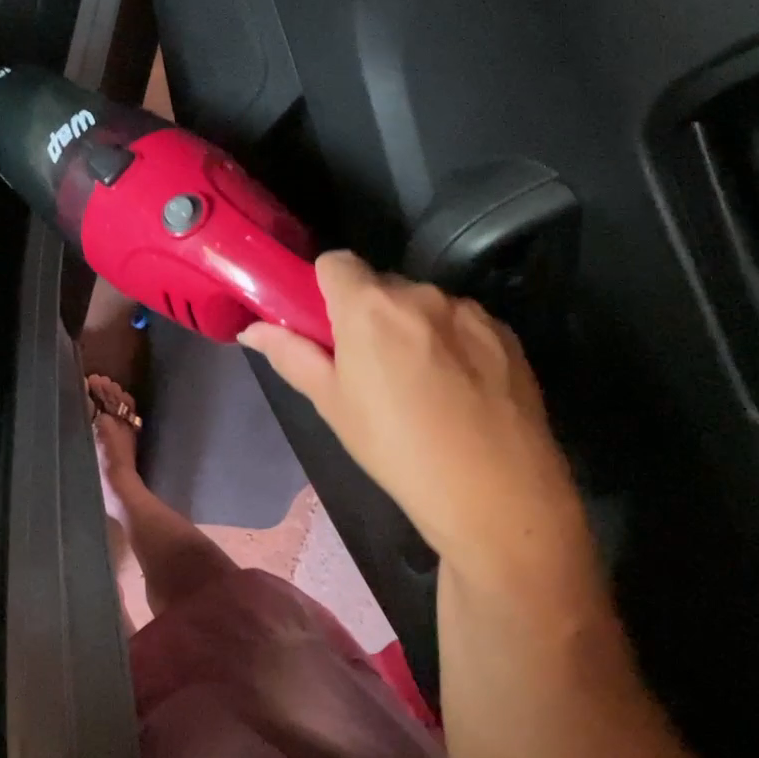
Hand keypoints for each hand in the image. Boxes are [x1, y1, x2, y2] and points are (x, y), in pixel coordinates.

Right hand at [239, 251, 592, 589]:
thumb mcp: (331, 405)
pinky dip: (451, 341)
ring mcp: (470, 311)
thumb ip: (291, 356)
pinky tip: (458, 390)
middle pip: (381, 283)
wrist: (498, 496)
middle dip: (369, 312)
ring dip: (412, 326)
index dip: (325, 287)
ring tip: (419, 383)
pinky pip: (463, 322)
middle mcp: (420, 294)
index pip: (336, 261)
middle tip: (368, 364)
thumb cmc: (396, 450)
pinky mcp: (506, 334)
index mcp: (369, 306)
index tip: (325, 324)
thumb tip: (252, 330)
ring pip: (424, 304)